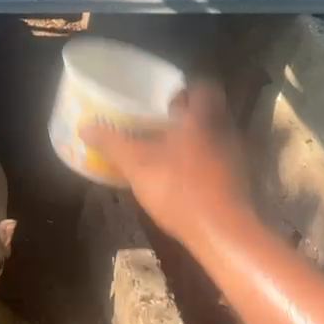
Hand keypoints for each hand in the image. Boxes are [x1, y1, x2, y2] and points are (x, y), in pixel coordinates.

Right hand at [82, 81, 253, 245]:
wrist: (223, 235)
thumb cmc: (179, 189)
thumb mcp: (136, 165)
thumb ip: (112, 143)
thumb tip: (85, 127)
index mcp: (202, 119)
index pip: (204, 88)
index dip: (186, 89)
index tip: (165, 97)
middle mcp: (224, 133)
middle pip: (207, 114)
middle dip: (184, 117)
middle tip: (157, 122)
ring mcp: (235, 159)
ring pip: (212, 140)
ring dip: (191, 143)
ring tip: (163, 151)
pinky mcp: (238, 184)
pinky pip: (217, 164)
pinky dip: (199, 166)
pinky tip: (179, 179)